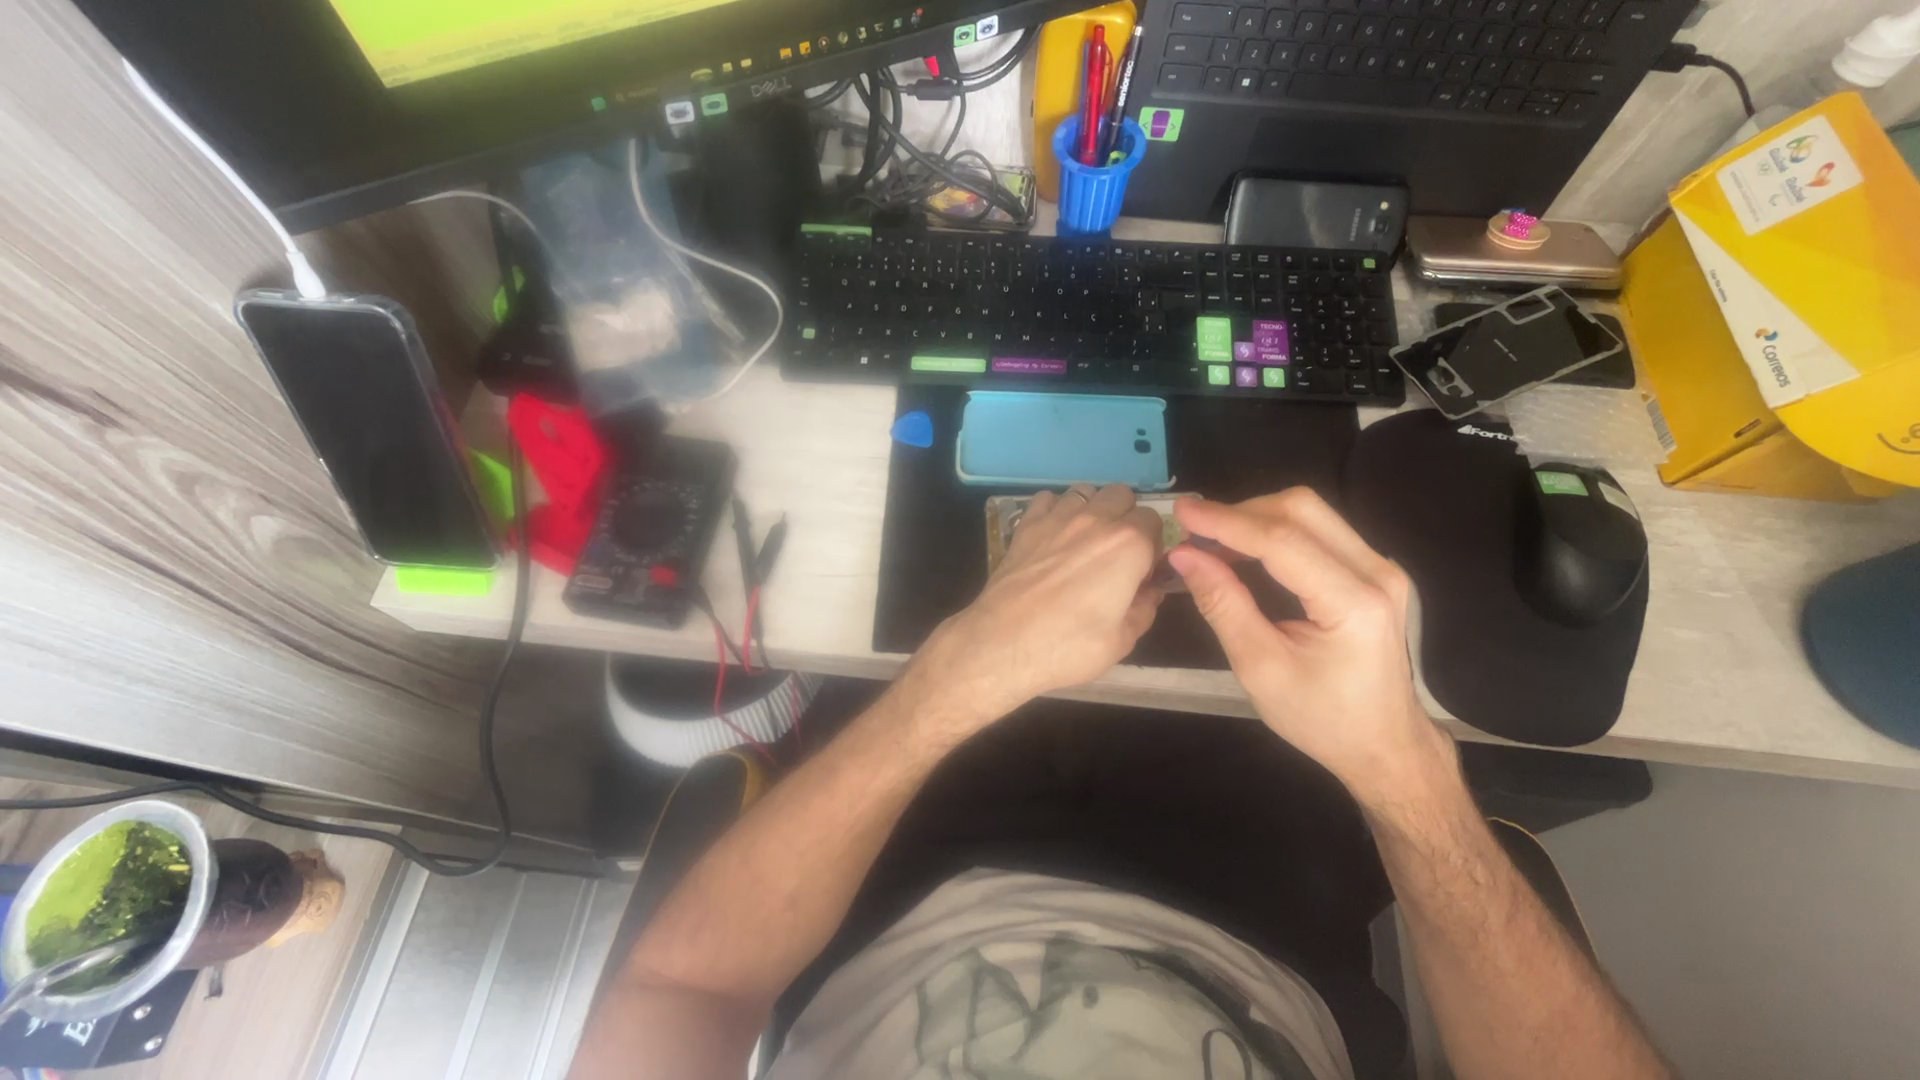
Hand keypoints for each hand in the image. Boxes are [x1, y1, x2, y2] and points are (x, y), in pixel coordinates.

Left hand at [914, 484, 1164, 727]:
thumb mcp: (1122, 639)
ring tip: (1085, 539)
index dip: (1151, 544)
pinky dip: (1055, 509)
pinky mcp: (1026, 525)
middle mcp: (1096, 520)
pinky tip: (1054, 534)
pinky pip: (1047, 498)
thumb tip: (1150, 591)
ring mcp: (1057, 518)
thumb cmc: (1069, 645)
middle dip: (1125, 516)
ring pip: (1085, 492)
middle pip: (1121, 495)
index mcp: (1129, 545)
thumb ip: (1144, 608)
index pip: (1154, 521)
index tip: (1142, 568)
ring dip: (1092, 509)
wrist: (1003, 643)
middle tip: (1118, 551)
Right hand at [1168, 489, 1450, 806]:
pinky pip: (1320, 531)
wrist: (1384, 745)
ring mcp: (1381, 568)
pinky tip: (1244, 551)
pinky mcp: (1374, 572)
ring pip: (1310, 514)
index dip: (1226, 521)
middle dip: (1240, 513)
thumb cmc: (1321, 718)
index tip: (1180, 511)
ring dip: (1256, 519)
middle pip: (1300, 510)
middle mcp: (1376, 573)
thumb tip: (1184, 555)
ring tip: (1212, 543)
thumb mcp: (1260, 668)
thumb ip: (1223, 604)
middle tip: (1194, 533)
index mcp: (1353, 602)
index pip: (1282, 540)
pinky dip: (1275, 532)